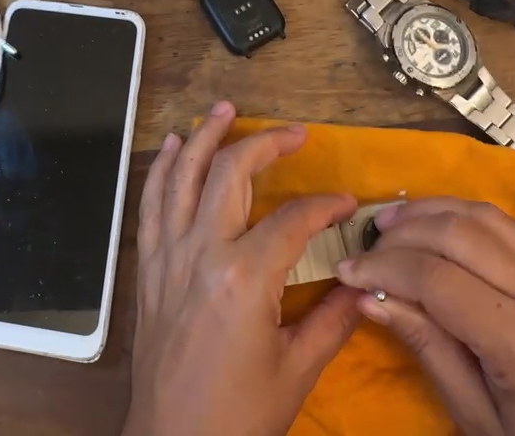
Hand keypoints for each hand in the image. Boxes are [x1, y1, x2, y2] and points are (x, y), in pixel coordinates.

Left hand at [124, 102, 363, 435]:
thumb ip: (333, 320)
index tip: (346, 205)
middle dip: (265, 145)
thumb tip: (367, 283)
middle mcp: (201, 251)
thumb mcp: (295, 371)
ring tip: (224, 109)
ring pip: (183, 175)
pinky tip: (175, 147)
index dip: (325, 206)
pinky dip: (163, 169)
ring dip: (205, 137)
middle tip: (292, 133)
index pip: (293, 220)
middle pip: (230, 174)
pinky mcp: (148, 265)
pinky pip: (151, 203)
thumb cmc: (236, 414)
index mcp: (243, 277)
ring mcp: (167, 254)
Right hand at [336, 198, 514, 435]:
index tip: (345, 270)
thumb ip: (426, 348)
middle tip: (365, 245)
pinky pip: (508, 226)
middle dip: (402, 232)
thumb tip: (368, 297)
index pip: (435, 278)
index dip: (382, 268)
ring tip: (391, 223)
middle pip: (457, 233)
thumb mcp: (477, 417)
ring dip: (431, 211)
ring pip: (483, 216)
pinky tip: (435, 226)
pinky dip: (463, 215)